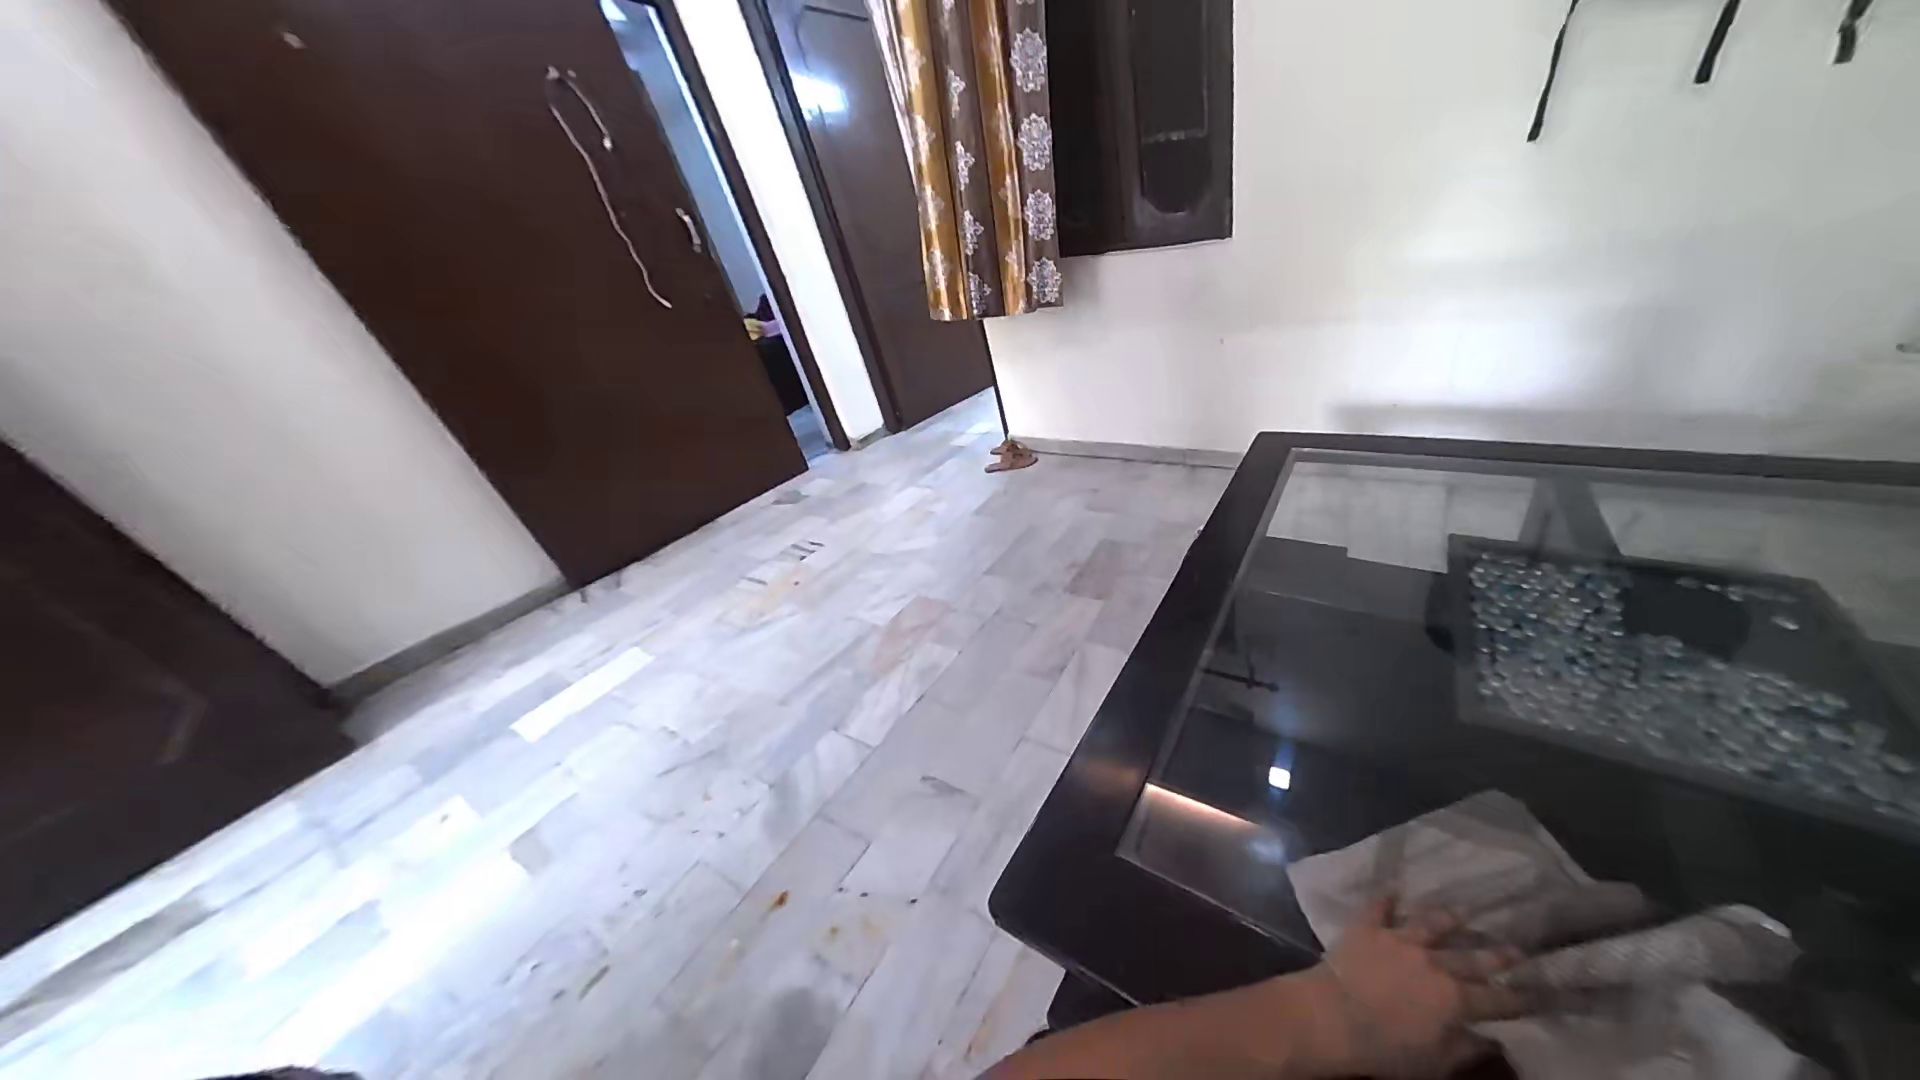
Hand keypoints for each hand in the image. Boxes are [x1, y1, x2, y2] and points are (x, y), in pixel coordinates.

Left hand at [1288, 897, 1524, 1078]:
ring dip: (1448, 917)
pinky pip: (1377, 907)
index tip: (1545, 993)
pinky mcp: (1366, 927)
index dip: (1524, 999)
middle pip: (1471, 958)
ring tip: (1464, 909)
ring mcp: (1398, 940)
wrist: (1336, 1014)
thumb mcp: (1439, 1061)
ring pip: (1429, 924)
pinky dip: (1385, 897)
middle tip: (1519, 947)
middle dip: (1498, 954)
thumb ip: (1467, 1048)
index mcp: (1455, 999)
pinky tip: (1392, 886)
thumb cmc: (1388, 1048)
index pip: (1499, 1001)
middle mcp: (1432, 963)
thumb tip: (1491, 1040)